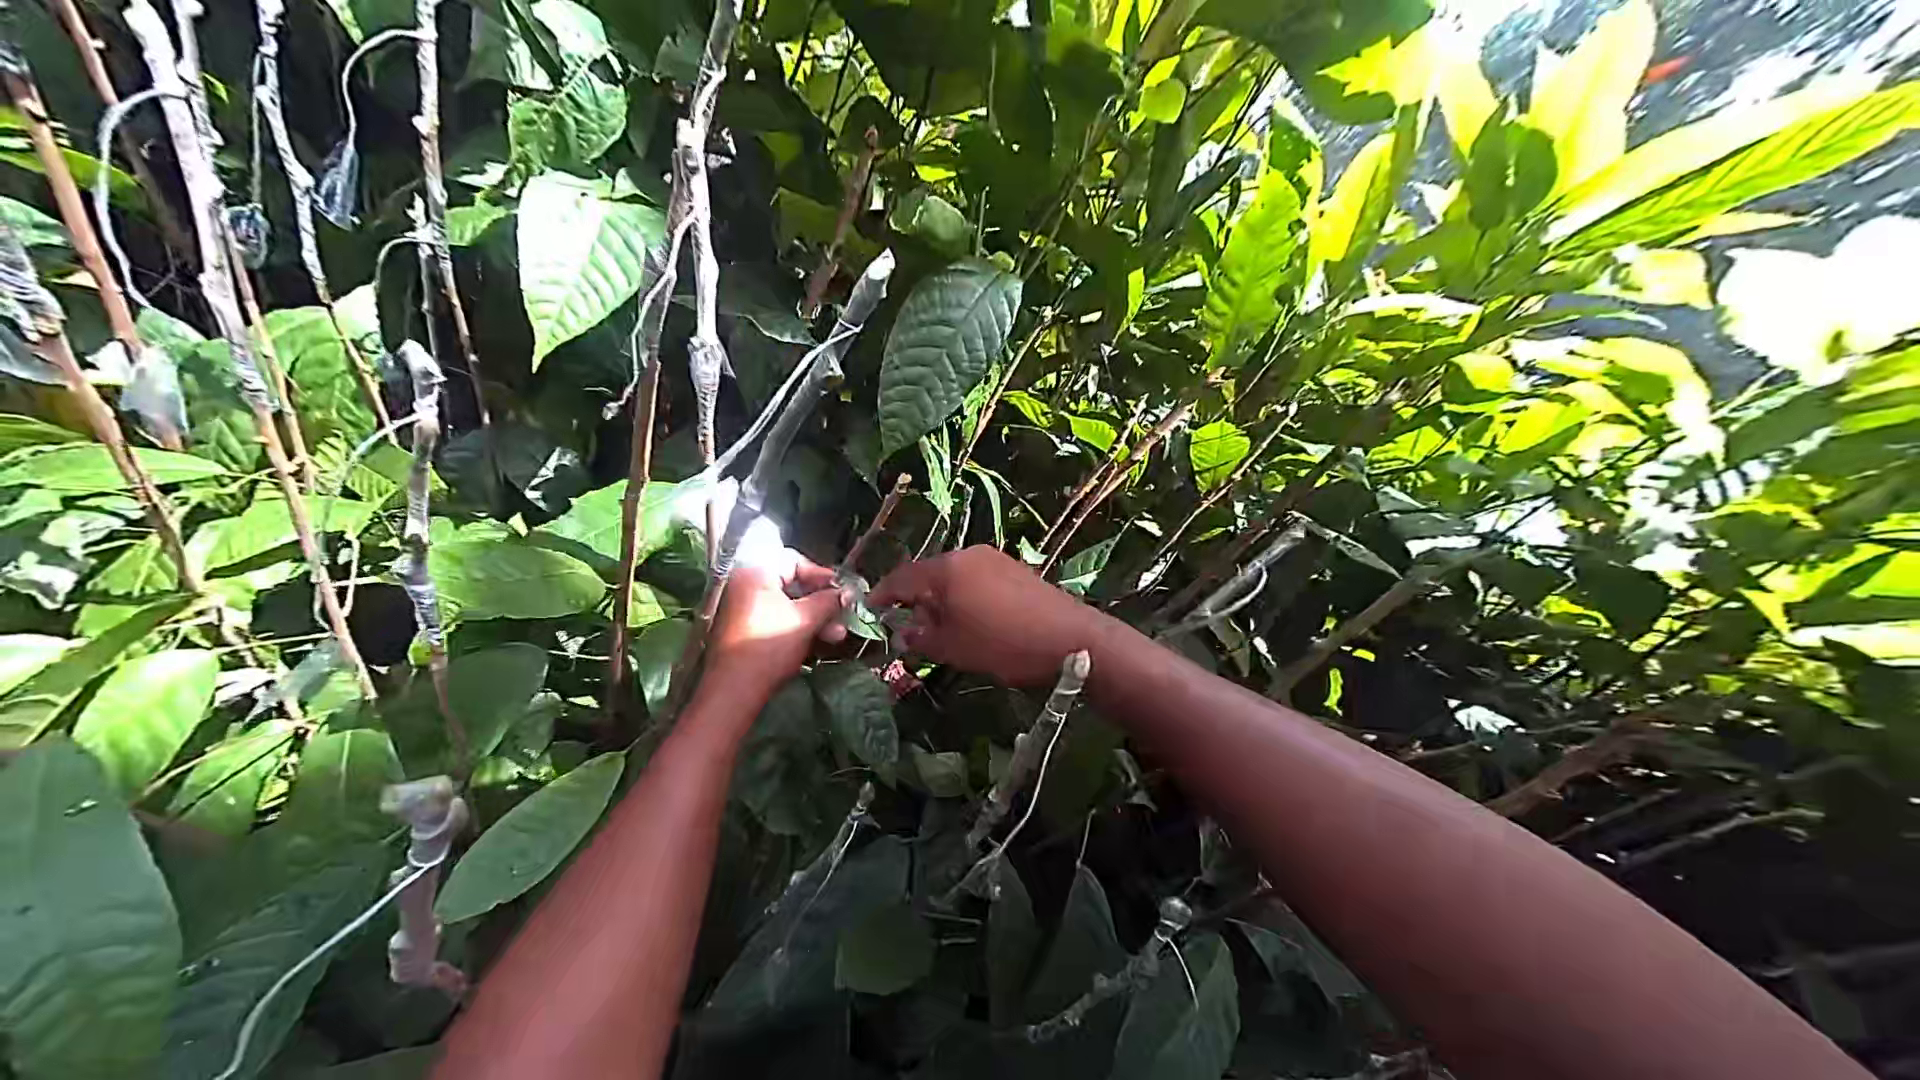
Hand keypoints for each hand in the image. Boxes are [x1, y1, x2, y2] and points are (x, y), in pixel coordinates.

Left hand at [706, 549, 847, 699]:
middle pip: (792, 584)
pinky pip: (777, 619)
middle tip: (844, 614)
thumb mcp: (806, 620)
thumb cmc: (769, 647)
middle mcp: (746, 585)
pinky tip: (819, 641)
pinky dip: (798, 627)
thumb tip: (848, 592)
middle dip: (822, 601)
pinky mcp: (746, 630)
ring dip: (815, 618)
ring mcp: (744, 609)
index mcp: (755, 573)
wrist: (734, 690)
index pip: (794, 561)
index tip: (842, 590)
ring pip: (788, 605)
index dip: (822, 575)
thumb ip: (829, 601)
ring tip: (837, 635)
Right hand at [869, 545, 1113, 687]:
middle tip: (909, 631)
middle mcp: (968, 555)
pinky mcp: (1013, 569)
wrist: (1070, 639)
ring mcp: (994, 559)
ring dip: (941, 601)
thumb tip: (902, 632)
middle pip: (928, 575)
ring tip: (942, 631)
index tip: (870, 611)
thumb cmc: (1003, 644)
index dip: (883, 595)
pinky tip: (971, 622)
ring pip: (953, 577)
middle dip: (915, 601)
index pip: (902, 577)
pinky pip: (975, 579)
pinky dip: (964, 597)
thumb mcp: (955, 648)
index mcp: (947, 569)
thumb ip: (922, 637)